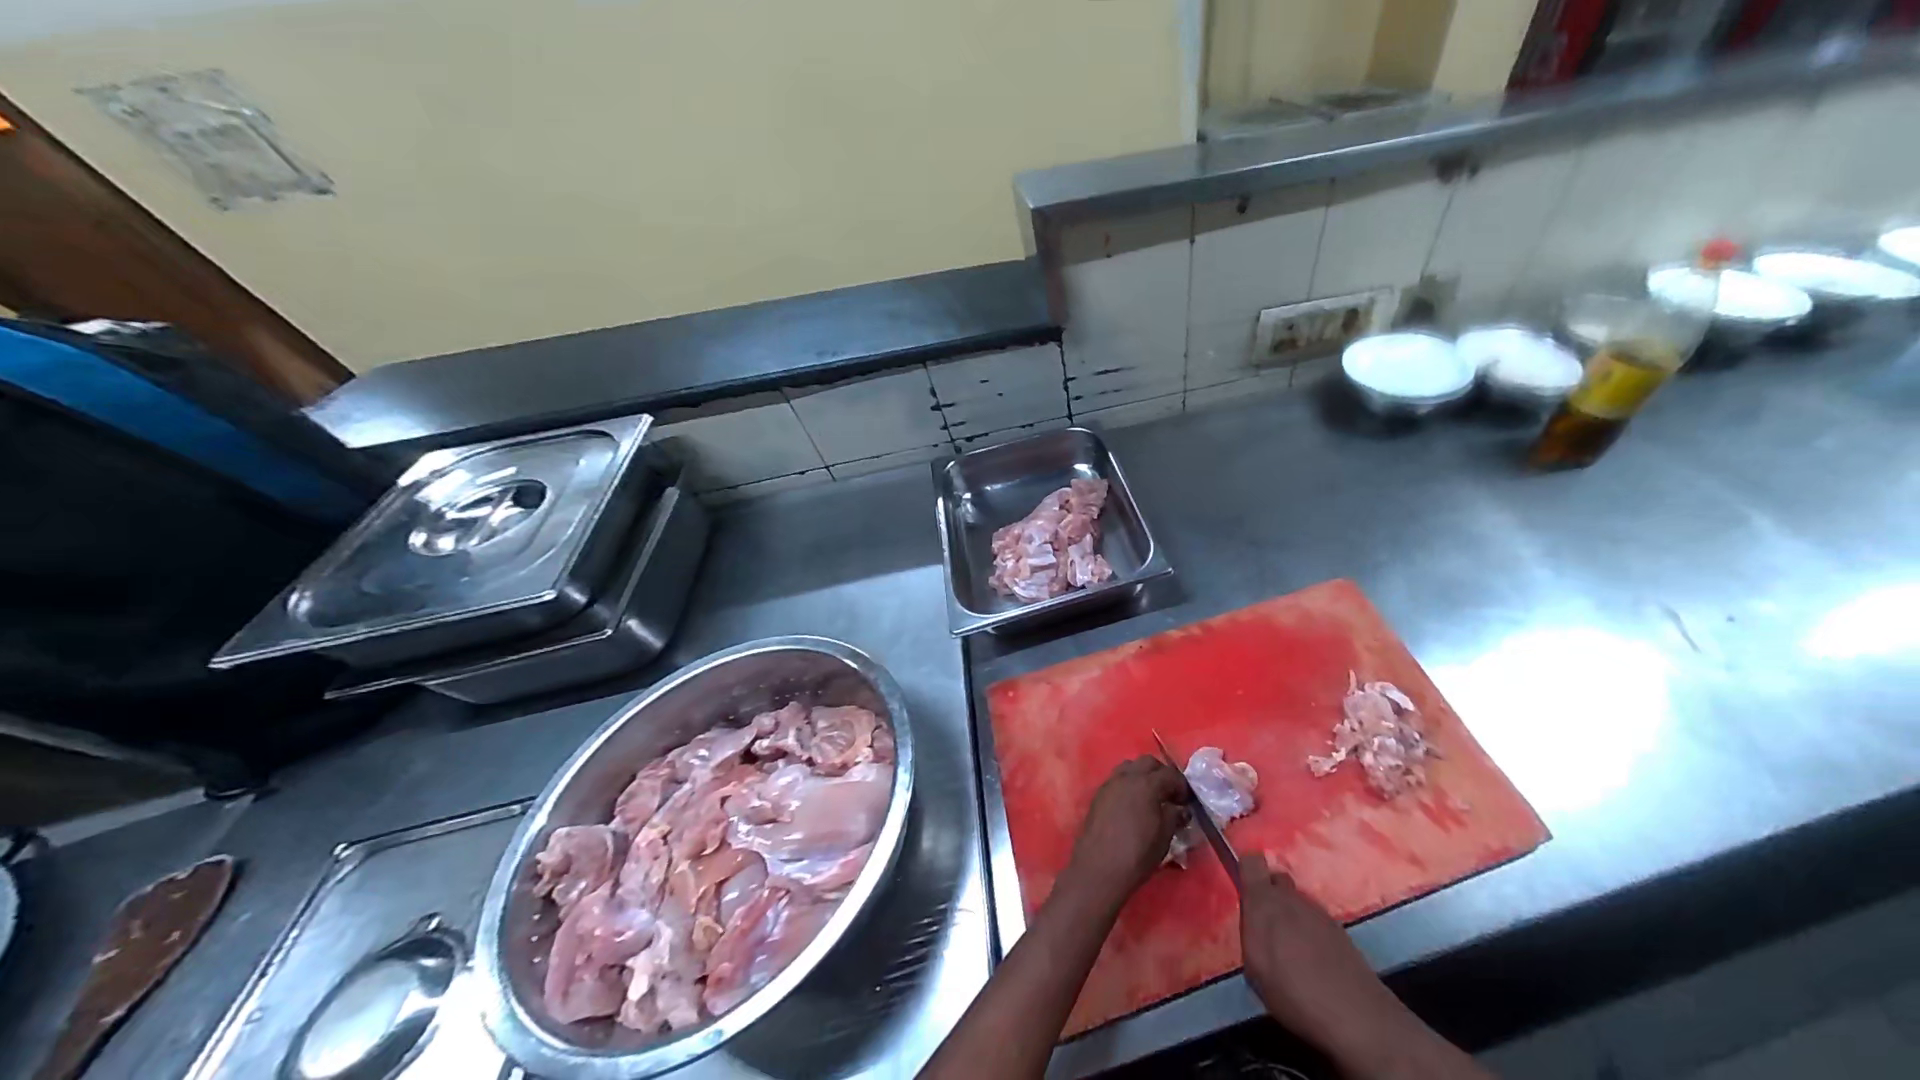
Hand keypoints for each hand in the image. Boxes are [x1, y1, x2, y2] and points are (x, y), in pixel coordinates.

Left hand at [1064, 756, 1187, 903]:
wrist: (1100, 867)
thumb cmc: (1137, 853)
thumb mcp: (1165, 837)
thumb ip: (1174, 816)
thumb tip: (1180, 809)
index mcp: (1146, 784)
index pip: (1170, 774)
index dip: (1182, 786)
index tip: (1186, 801)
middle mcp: (1126, 777)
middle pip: (1147, 763)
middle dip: (1161, 774)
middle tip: (1169, 795)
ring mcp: (1109, 784)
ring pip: (1129, 767)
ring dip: (1142, 776)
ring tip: (1150, 798)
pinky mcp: (1098, 795)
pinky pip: (1117, 780)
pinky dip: (1128, 785)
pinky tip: (1132, 805)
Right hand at [1240, 853, 1419, 1067]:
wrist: (1356, 1016)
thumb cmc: (1292, 992)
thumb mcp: (1254, 968)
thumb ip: (1250, 934)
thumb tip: (1253, 923)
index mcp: (1264, 902)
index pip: (1251, 861)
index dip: (1245, 869)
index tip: (1243, 887)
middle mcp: (1292, 899)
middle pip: (1276, 879)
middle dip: (1269, 894)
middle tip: (1266, 925)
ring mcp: (1320, 913)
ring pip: (1297, 901)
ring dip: (1291, 915)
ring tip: (1291, 949)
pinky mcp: (1341, 931)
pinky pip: (1316, 920)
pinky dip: (1311, 932)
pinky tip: (1313, 961)